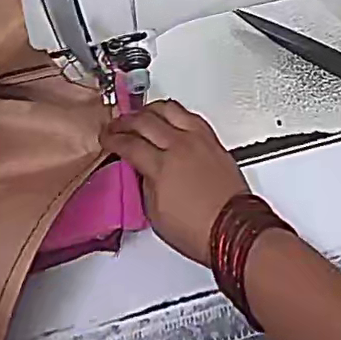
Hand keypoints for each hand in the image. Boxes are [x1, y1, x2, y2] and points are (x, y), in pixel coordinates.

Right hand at [102, 101, 247, 265]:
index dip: (112, 138)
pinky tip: (170, 116)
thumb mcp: (156, 214)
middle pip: (144, 121)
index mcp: (162, 167)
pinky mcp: (213, 140)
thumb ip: (144, 185)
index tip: (107, 138)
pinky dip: (175, 112)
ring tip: (141, 115)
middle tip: (117, 125)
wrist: (234, 230)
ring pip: (169, 109)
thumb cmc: (201, 229)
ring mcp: (198, 141)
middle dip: (125, 121)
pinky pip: (190, 115)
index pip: (129, 143)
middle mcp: (180, 147)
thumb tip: (140, 170)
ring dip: (149, 110)